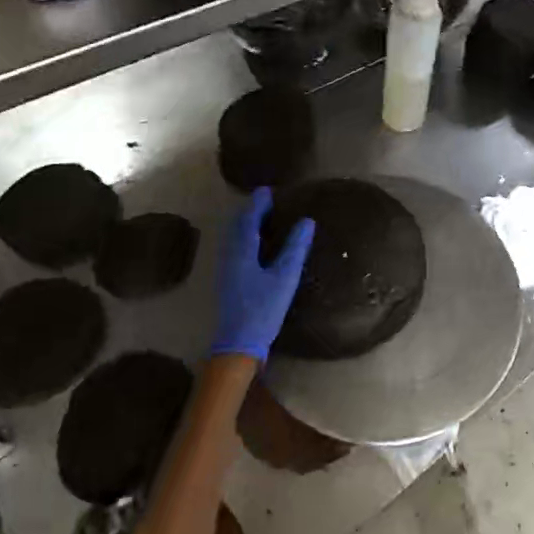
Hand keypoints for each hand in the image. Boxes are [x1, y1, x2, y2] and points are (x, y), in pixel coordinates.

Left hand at [212, 187, 314, 361]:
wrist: (238, 343)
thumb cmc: (263, 309)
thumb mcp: (284, 277)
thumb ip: (295, 248)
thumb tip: (306, 221)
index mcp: (241, 250)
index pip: (248, 218)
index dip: (258, 203)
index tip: (268, 190)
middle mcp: (229, 255)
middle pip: (238, 226)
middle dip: (251, 211)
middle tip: (267, 201)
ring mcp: (226, 269)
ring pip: (235, 238)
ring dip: (248, 225)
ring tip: (264, 220)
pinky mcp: (228, 281)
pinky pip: (235, 249)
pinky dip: (246, 239)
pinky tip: (257, 248)